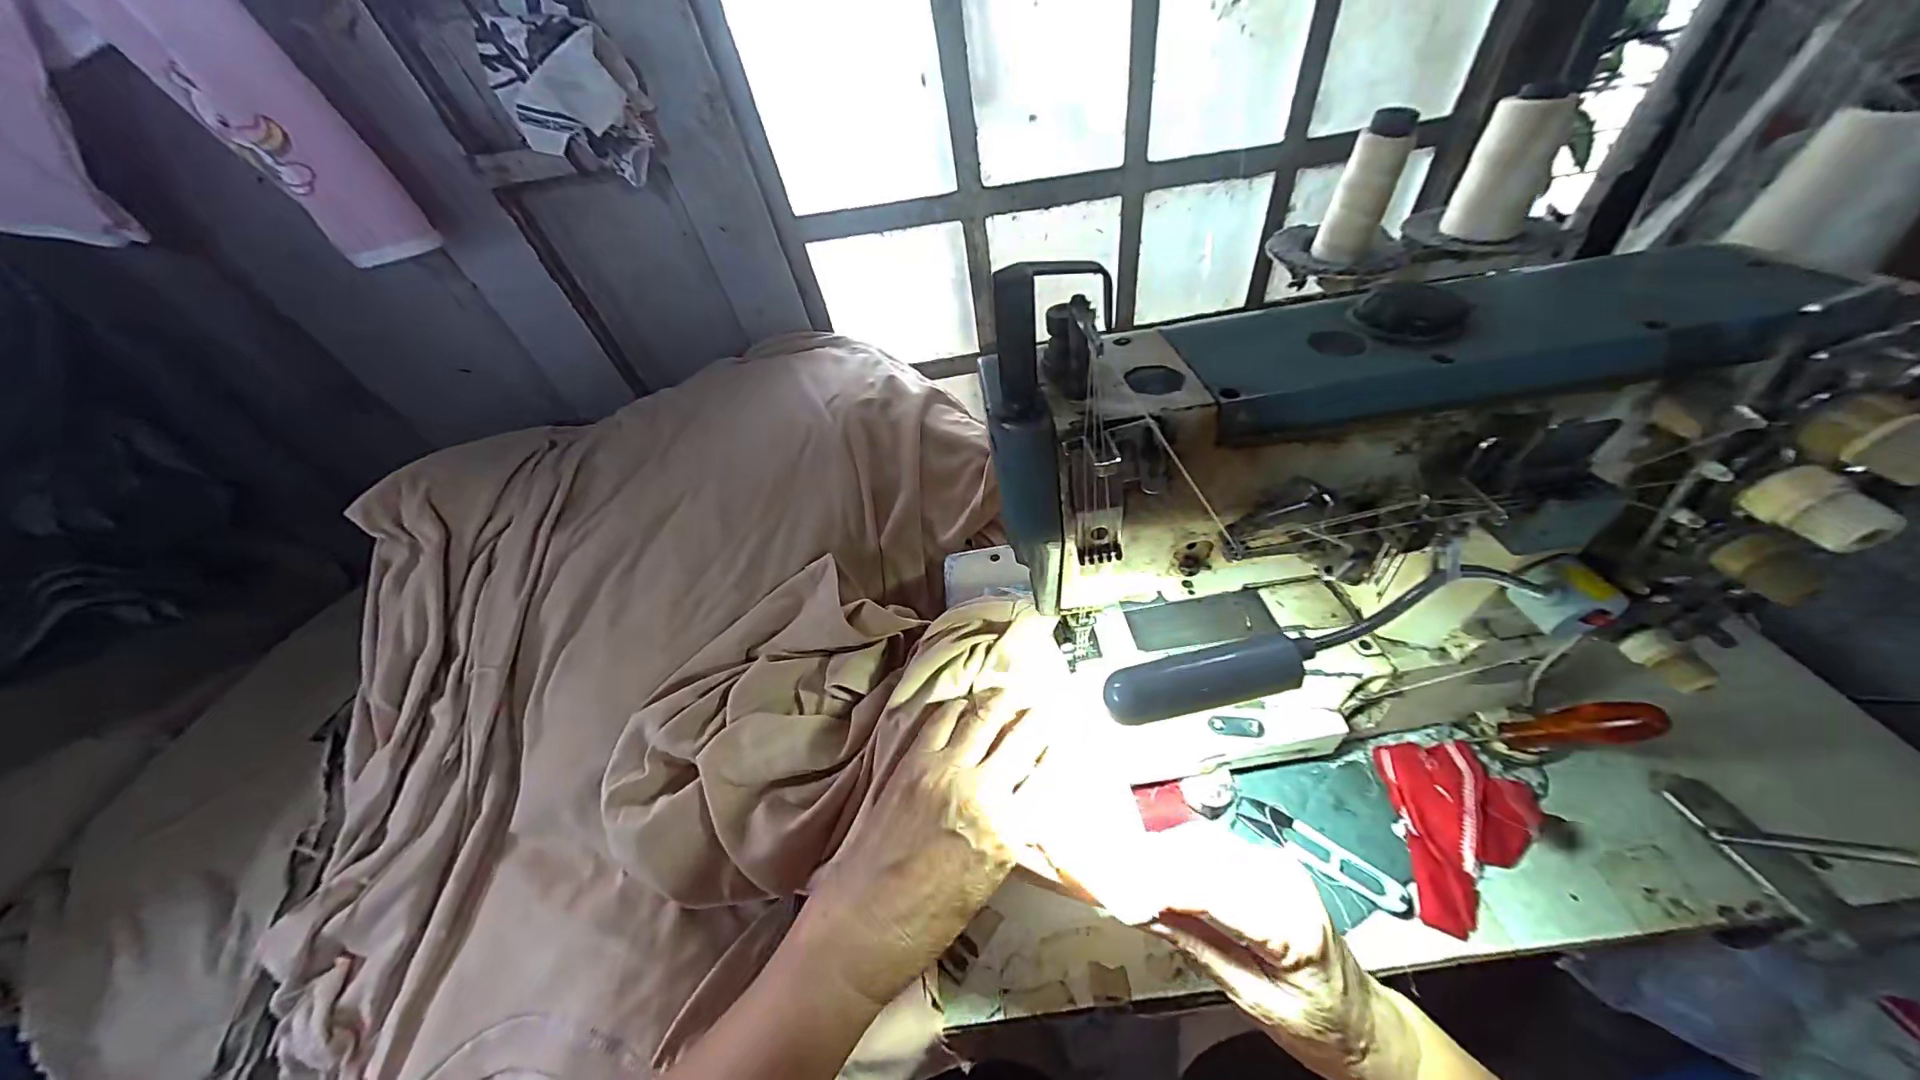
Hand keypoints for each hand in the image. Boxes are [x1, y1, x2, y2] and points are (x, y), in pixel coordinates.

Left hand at [804, 689, 1050, 1005]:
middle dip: (1038, 716)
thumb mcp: (990, 877)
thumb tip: (1026, 797)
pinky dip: (960, 707)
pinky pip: (942, 718)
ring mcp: (943, 769)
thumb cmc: (930, 918)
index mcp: (1007, 831)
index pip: (1047, 774)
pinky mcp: (911, 761)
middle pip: (1022, 735)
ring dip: (1002, 700)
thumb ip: (1013, 831)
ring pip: (984, 716)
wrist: (863, 921)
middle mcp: (981, 791)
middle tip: (1046, 703)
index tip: (1064, 733)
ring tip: (1012, 692)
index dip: (1058, 749)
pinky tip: (967, 705)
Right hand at [1144, 826, 1416, 1079]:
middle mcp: (1288, 882)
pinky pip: (1215, 848)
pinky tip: (1159, 868)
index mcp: (1293, 926)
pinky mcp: (1268, 860)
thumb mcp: (1256, 1002)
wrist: (1363, 1017)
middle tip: (1115, 879)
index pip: (1214, 892)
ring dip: (1163, 855)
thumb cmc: (1319, 1022)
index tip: (1124, 891)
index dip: (1163, 886)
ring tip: (1128, 872)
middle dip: (1156, 866)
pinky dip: (1182, 856)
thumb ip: (1201, 950)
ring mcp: (1279, 865)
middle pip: (1205, 858)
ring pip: (1205, 845)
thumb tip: (1150, 913)